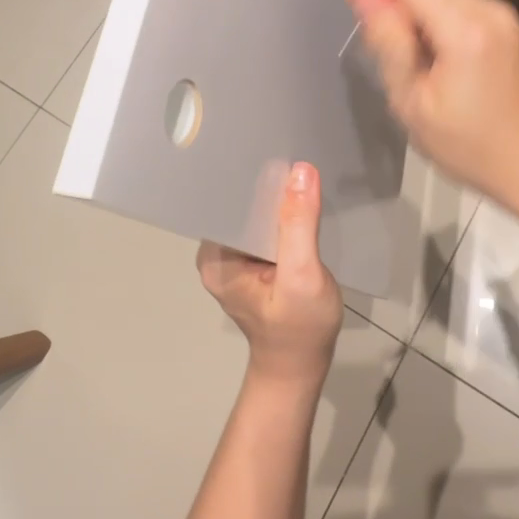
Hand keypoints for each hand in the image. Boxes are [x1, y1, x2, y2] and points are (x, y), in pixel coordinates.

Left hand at [197, 162, 342, 387]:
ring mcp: (236, 257)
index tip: (276, 150)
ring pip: (257, 213)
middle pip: (243, 205)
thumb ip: (299, 225)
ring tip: (300, 169)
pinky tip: (302, 199)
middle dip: (269, 185)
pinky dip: (284, 216)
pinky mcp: (255, 260)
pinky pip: (267, 226)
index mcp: (216, 256)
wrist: (302, 368)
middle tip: (295, 153)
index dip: (253, 176)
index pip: (228, 201)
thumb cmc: (299, 329)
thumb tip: (302, 171)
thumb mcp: (303, 276)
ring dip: (278, 199)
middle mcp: (218, 252)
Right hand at [347, 0, 518, 208]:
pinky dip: (430, 13)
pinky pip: (456, 0)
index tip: (354, 5)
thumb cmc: (468, 147)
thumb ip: (390, 45)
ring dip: (410, 4)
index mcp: (465, 30)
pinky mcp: (503, 22)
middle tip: (373, 36)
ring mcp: (500, 13)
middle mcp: (488, 9)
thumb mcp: (413, 105)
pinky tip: (425, 50)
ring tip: (398, 49)